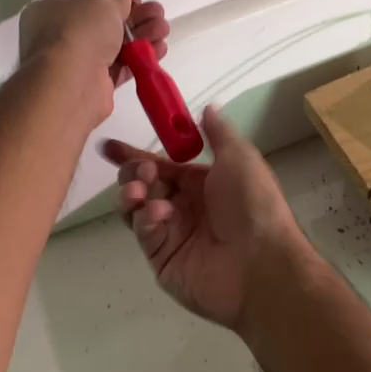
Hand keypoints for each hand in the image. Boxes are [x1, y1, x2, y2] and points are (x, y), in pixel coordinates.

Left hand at [19, 0, 169, 122]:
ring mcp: (79, 62)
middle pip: (106, 24)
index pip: (87, 3)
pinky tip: (160, 49)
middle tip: (158, 13)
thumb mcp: (103, 3)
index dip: (115, 0)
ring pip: (116, 46)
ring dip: (142, 36)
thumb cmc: (81, 31)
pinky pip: (121, 67)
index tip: (137, 0)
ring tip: (164, 30)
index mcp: (54, 11)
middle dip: (136, 18)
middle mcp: (63, 36)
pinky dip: (140, 58)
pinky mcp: (96, 85)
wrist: (73, 80)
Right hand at [102, 107, 312, 330]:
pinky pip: (143, 233)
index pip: (161, 166)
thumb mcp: (240, 157)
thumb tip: (208, 108)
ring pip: (136, 209)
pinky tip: (158, 214)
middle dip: (133, 172)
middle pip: (143, 186)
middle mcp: (185, 208)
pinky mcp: (162, 259)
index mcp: (202, 184)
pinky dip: (145, 219)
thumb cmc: (253, 204)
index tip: (109, 147)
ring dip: (132, 194)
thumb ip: (219, 133)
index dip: (135, 155)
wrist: (260, 262)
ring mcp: (172, 235)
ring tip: (139, 191)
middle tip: (140, 171)